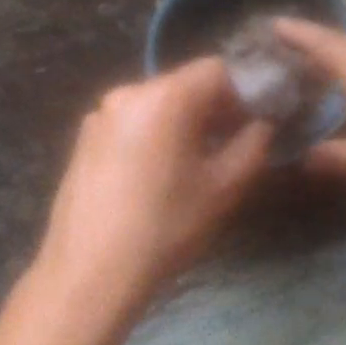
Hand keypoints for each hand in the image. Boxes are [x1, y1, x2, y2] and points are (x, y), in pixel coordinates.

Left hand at [37, 59, 272, 303]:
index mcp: (165, 96)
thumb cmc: (166, 227)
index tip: (258, 120)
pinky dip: (154, 135)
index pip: (218, 70)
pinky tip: (159, 176)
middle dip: (215, 108)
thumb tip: (262, 124)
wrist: (90, 274)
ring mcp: (100, 116)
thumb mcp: (224, 188)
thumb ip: (252, 144)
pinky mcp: (83, 140)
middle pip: (185, 85)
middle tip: (235, 142)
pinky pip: (132, 123)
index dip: (246, 90)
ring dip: (184, 123)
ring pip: (158, 105)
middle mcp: (128, 93)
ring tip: (197, 163)